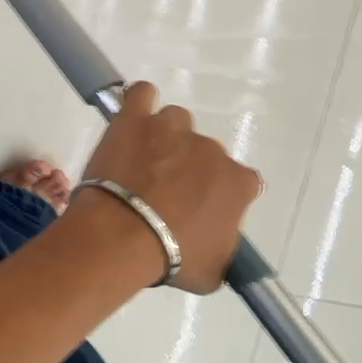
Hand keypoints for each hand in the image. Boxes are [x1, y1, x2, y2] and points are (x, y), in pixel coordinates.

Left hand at [70, 82, 260, 293]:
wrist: (123, 233)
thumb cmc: (172, 256)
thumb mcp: (215, 269)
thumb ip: (223, 247)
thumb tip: (215, 244)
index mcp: (238, 183)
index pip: (237, 180)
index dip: (214, 192)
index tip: (195, 204)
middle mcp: (210, 150)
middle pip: (202, 150)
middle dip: (185, 166)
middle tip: (159, 186)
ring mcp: (171, 130)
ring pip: (174, 121)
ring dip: (162, 135)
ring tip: (141, 157)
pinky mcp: (134, 119)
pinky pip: (141, 93)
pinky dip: (139, 99)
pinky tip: (132, 113)